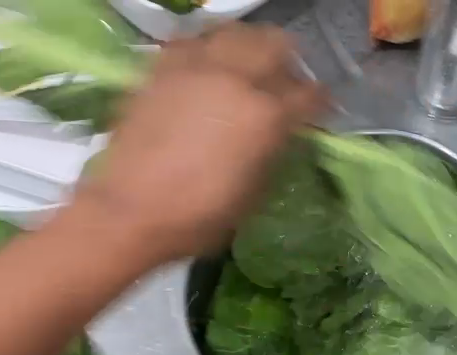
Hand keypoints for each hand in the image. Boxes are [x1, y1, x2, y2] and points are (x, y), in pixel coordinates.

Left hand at [72, 26, 325, 265]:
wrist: (132, 211)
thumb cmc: (198, 219)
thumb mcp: (251, 197)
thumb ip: (270, 156)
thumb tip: (278, 138)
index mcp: (265, 118)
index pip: (308, 96)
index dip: (321, 104)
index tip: (323, 110)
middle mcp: (235, 80)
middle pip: (275, 46)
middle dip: (288, 64)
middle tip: (287, 82)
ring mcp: (196, 67)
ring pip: (235, 34)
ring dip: (250, 48)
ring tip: (248, 68)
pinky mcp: (162, 67)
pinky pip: (194, 43)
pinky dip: (209, 52)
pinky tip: (208, 71)